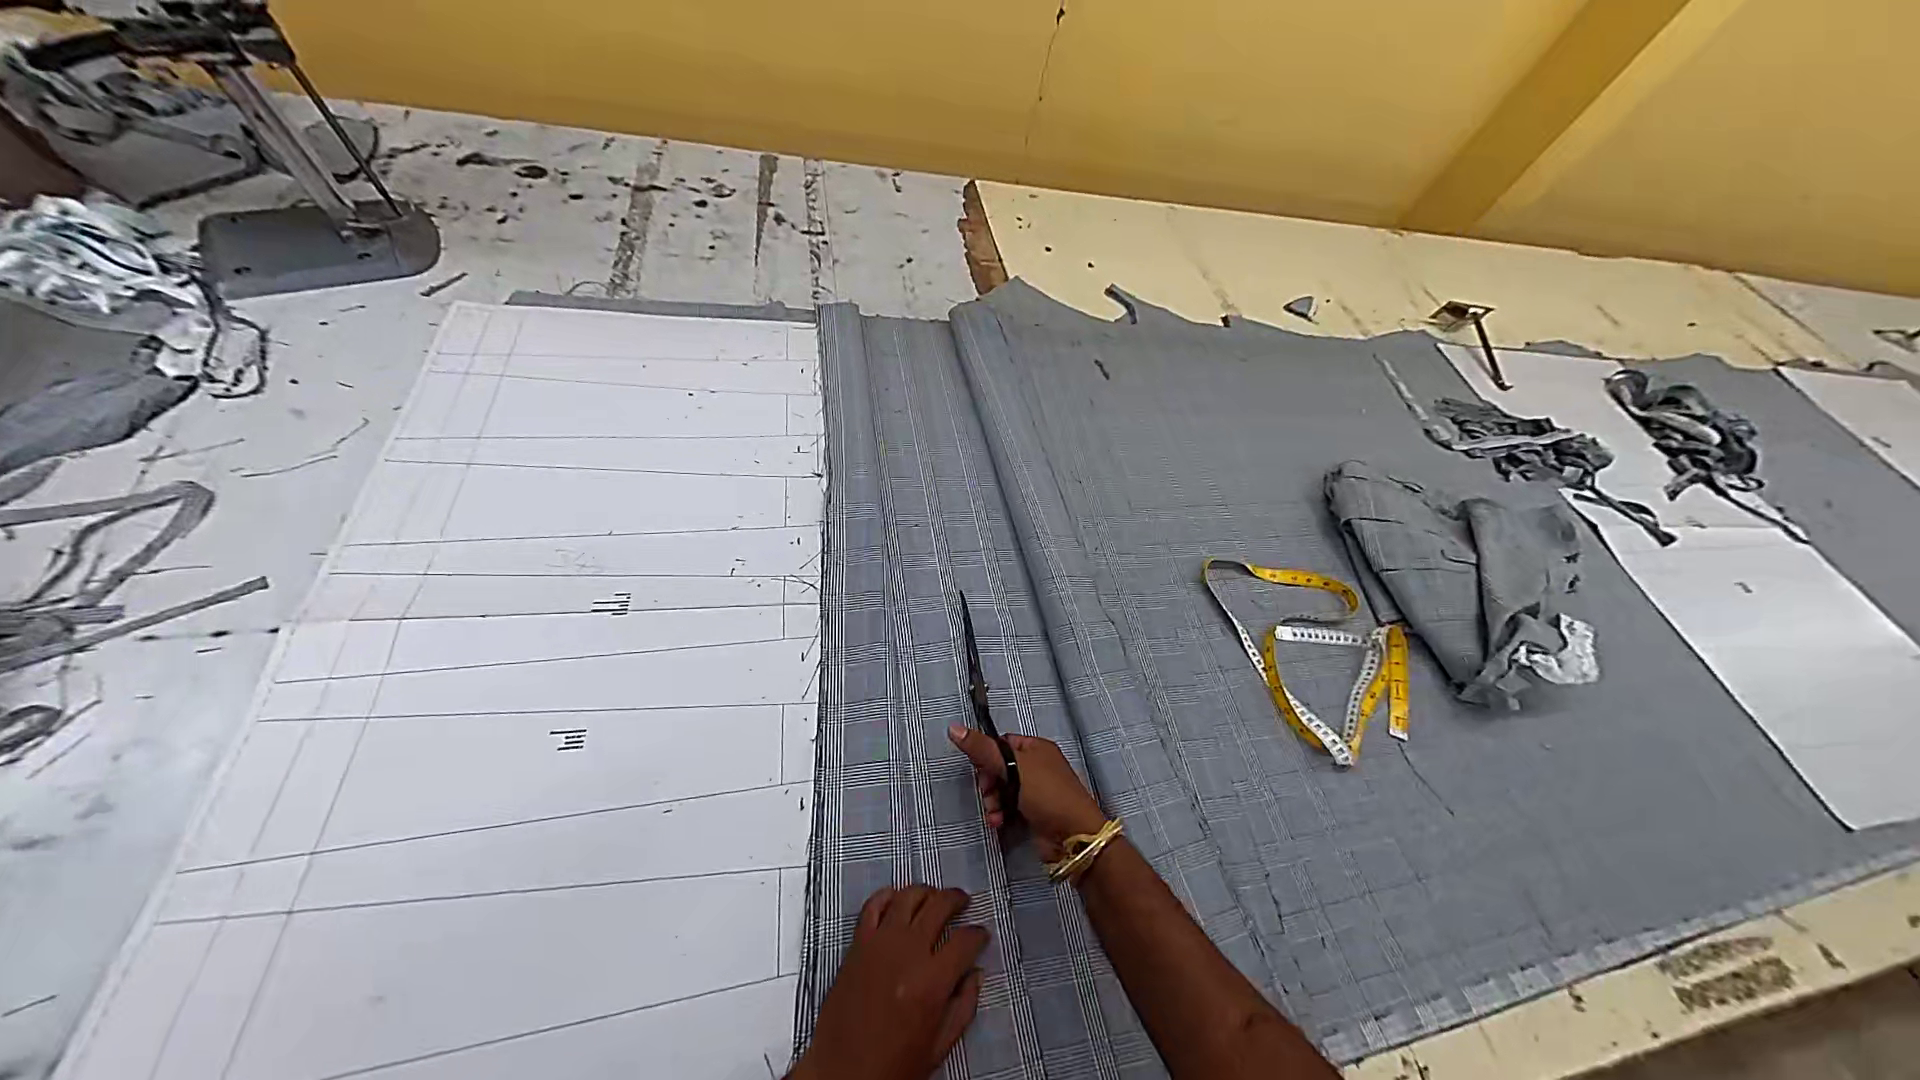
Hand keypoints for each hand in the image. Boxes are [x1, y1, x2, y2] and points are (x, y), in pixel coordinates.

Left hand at [788, 885, 987, 1079]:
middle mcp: (907, 954)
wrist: (842, 1074)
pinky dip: (887, 895)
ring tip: (934, 897)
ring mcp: (880, 944)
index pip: (965, 941)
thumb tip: (975, 976)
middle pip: (939, 906)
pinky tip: (896, 897)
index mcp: (931, 983)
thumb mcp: (938, 1047)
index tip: (980, 934)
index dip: (978, 934)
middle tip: (963, 902)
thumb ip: (963, 1008)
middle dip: (957, 899)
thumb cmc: (891, 1067)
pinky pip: (872, 906)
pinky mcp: (857, 944)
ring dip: (926, 891)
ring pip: (908, 897)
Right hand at [948, 726, 1106, 861]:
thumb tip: (953, 728)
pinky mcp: (1033, 811)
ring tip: (994, 814)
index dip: (987, 756)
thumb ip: (982, 749)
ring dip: (993, 801)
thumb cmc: (1046, 794)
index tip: (980, 770)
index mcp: (1035, 747)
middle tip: (988, 794)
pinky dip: (1001, 813)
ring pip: (1002, 789)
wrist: (1073, 836)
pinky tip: (999, 822)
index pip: (1001, 744)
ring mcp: (1035, 790)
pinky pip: (1009, 807)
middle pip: (999, 768)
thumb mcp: (1013, 767)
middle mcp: (1036, 765)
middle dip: (989, 783)